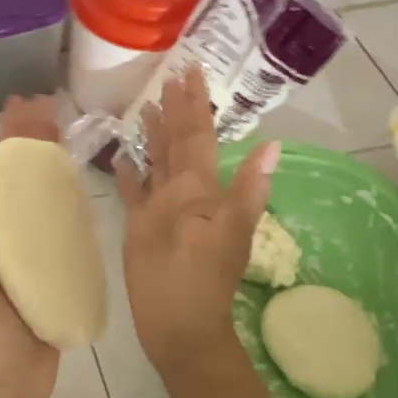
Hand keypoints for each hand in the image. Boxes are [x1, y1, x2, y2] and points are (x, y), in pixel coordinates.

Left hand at [0, 96, 61, 397]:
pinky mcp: (58, 272)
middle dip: (36, 143)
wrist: (11, 381)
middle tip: (54, 107)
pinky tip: (86, 189)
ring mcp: (35, 254)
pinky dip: (74, 206)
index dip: (10, 139)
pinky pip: (67, 231)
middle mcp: (10, 237)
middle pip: (25, 180)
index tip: (25, 105)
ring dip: (55, 167)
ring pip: (47, 201)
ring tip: (70, 134)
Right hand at [116, 68, 278, 375]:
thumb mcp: (227, 234)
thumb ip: (245, 190)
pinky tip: (122, 157)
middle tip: (170, 74)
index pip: (198, 136)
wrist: (180, 327)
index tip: (191, 70)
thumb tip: (274, 145)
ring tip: (148, 106)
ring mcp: (162, 211)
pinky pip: (136, 192)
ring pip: (159, 162)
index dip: (195, 104)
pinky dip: (131, 175)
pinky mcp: (143, 228)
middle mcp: (184, 193)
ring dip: (155, 135)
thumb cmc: (197, 281)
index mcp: (202, 189)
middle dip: (177, 110)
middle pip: (179, 143)